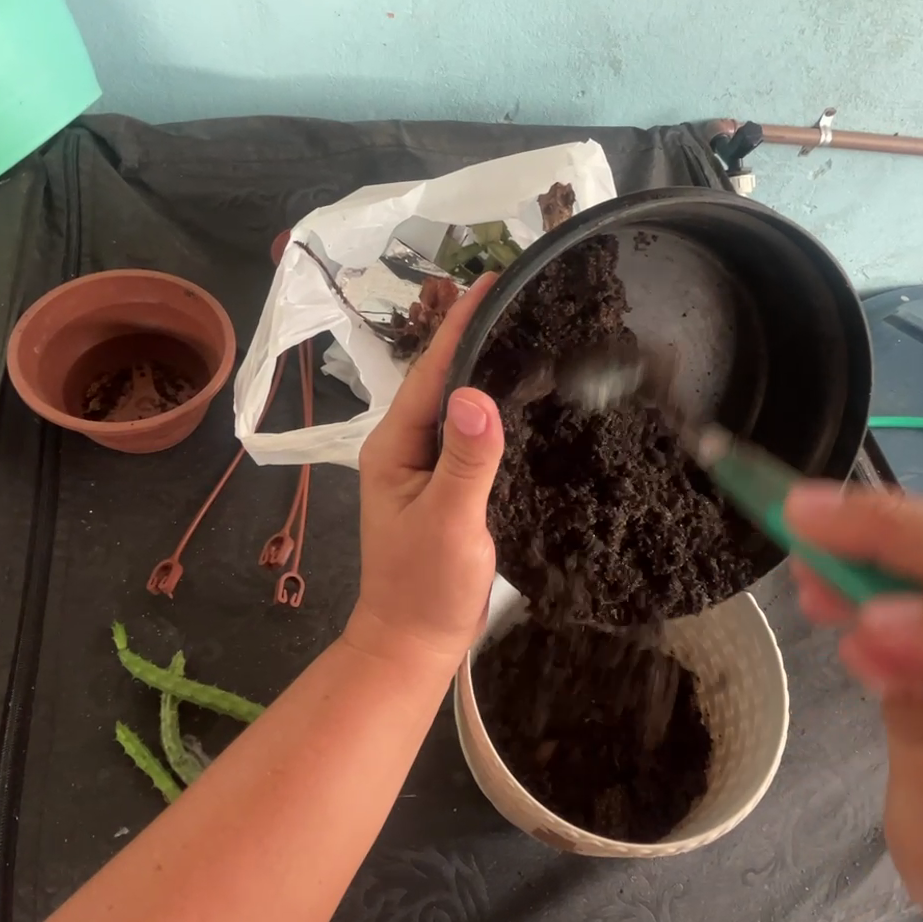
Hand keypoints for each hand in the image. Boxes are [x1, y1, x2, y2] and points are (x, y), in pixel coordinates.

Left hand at [347, 274, 504, 668]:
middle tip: (520, 297)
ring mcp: (425, 465)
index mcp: (396, 444)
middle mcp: (406, 445)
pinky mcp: (447, 484)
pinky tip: (521, 398)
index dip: (461, 325)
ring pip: (456, 404)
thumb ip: (464, 460)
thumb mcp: (447, 522)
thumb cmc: (425, 586)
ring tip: (526, 332)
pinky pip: (469, 434)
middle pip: (441, 379)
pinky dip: (494, 408)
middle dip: (474, 335)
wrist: (414, 641)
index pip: (431, 372)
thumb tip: (477, 393)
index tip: (492, 281)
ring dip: (485, 367)